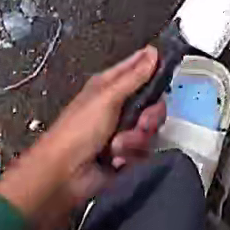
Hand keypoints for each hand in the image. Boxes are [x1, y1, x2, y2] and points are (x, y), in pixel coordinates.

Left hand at [0, 45, 166, 229]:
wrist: (62, 178)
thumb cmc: (79, 130)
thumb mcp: (107, 97)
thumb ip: (134, 76)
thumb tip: (153, 52)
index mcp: (110, 85)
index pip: (138, 67)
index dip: (153, 66)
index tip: (168, 69)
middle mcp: (118, 105)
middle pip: (152, 101)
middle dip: (149, 115)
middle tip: (141, 122)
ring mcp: (122, 130)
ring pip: (150, 127)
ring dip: (136, 139)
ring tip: (118, 147)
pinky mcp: (125, 152)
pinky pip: (143, 149)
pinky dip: (131, 155)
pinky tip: (116, 160)